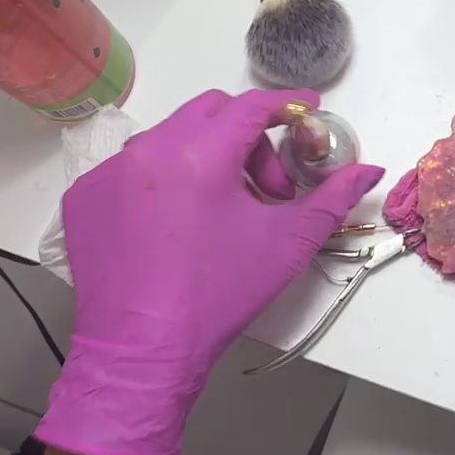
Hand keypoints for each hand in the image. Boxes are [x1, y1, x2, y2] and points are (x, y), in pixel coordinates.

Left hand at [35, 89, 384, 454]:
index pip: (252, 106)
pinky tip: (175, 224)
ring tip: (221, 208)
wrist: (143, 350)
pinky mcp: (85, 197)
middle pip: (210, 112)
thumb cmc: (220, 294)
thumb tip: (369, 170)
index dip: (287, 104)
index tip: (309, 108)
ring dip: (205, 156)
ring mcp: (110, 171)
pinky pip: (132, 168)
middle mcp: (149, 149)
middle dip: (247, 136)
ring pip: (170, 138)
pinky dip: (163, 180)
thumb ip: (332, 199)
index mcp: (201, 154)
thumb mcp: (286, 245)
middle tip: (266, 185)